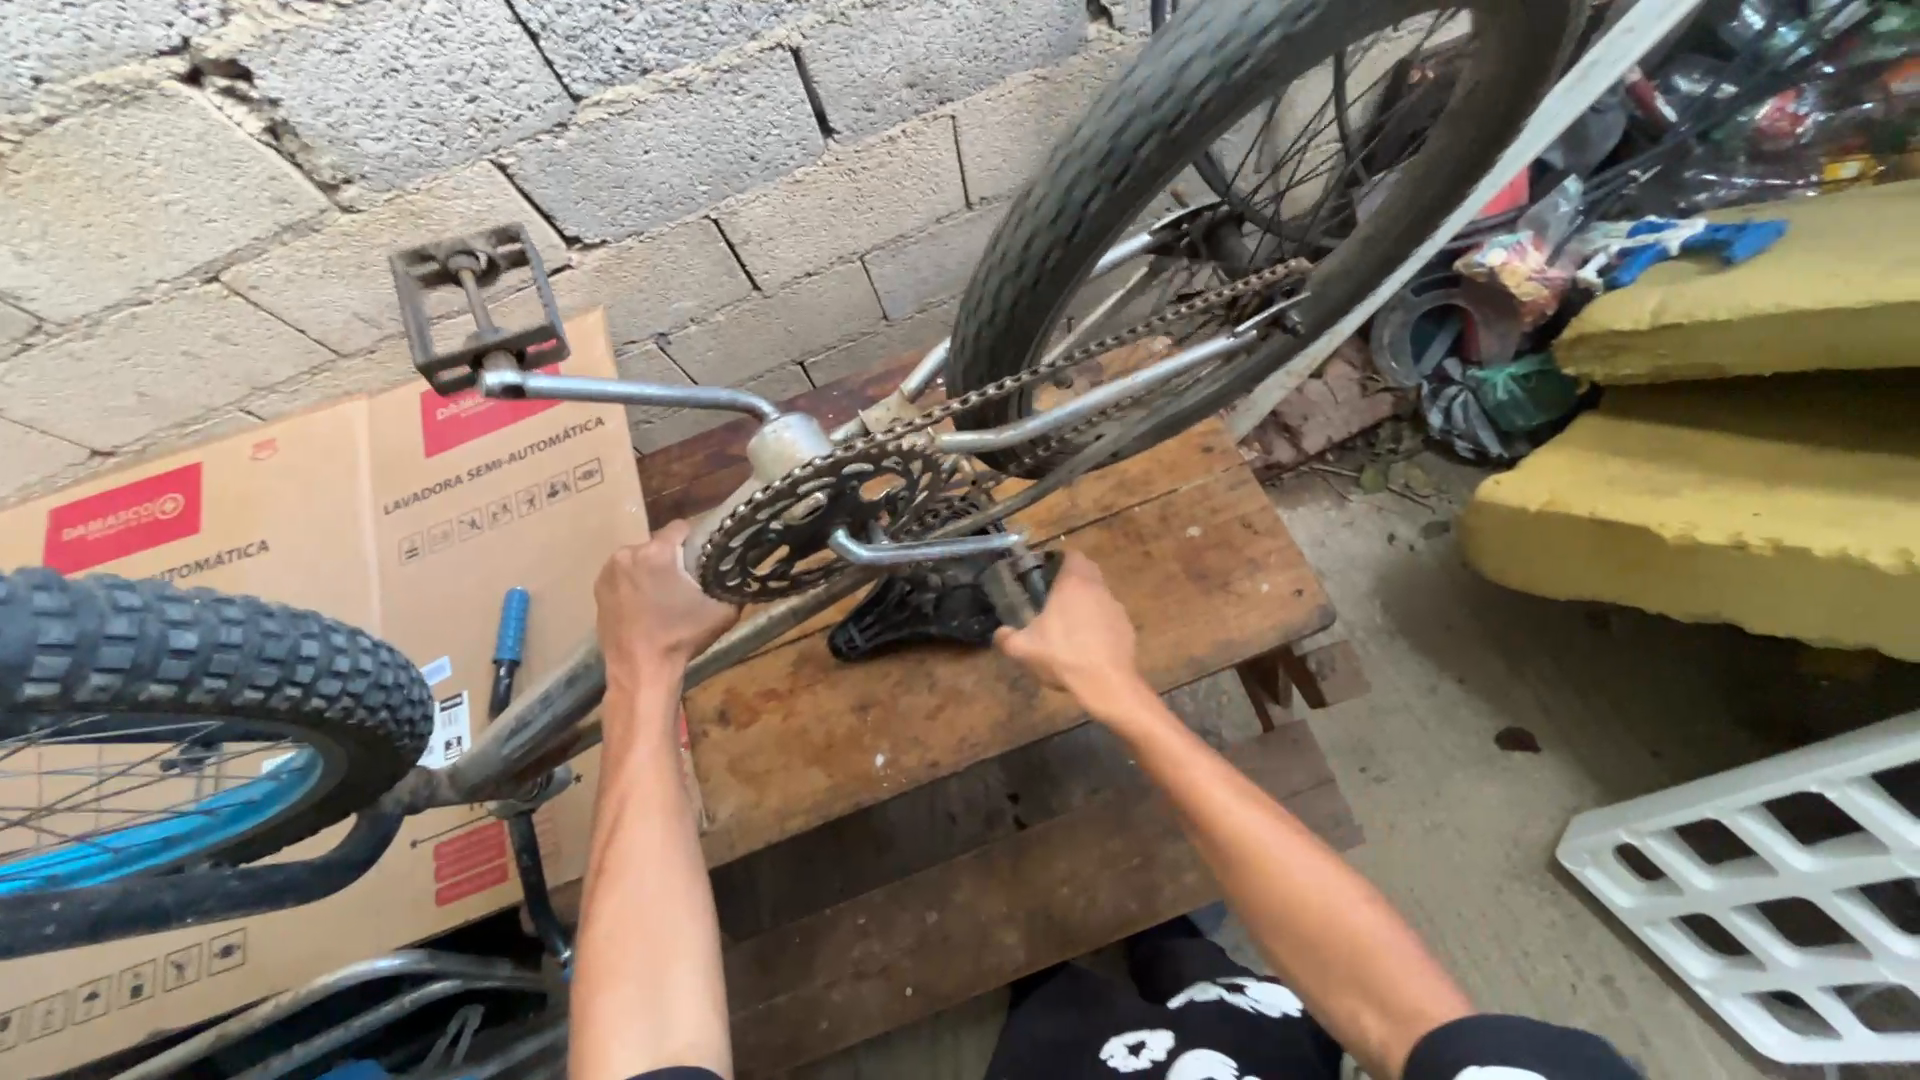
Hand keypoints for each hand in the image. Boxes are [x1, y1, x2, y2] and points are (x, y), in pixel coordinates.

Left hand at [595, 520, 740, 694]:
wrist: (641, 671)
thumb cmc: (681, 637)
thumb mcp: (723, 612)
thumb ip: (732, 586)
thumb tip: (739, 576)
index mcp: (656, 553)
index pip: (679, 528)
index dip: (694, 541)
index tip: (702, 559)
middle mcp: (627, 554)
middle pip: (657, 545)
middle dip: (671, 558)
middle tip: (684, 583)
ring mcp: (608, 572)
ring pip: (638, 560)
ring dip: (651, 570)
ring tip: (663, 596)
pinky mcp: (597, 590)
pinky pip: (623, 576)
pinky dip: (634, 584)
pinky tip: (644, 605)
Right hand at [992, 552, 1149, 719]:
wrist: (1106, 682)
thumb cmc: (1062, 655)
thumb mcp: (1023, 649)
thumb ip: (1006, 638)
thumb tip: (1000, 633)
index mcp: (1073, 583)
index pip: (1072, 555)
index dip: (1060, 559)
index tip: (1047, 572)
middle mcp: (1098, 588)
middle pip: (1088, 572)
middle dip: (1073, 579)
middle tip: (1055, 596)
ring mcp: (1116, 608)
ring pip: (1100, 595)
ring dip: (1087, 602)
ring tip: (1070, 624)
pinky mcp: (1127, 627)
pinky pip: (1110, 618)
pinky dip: (1100, 624)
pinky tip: (1088, 644)